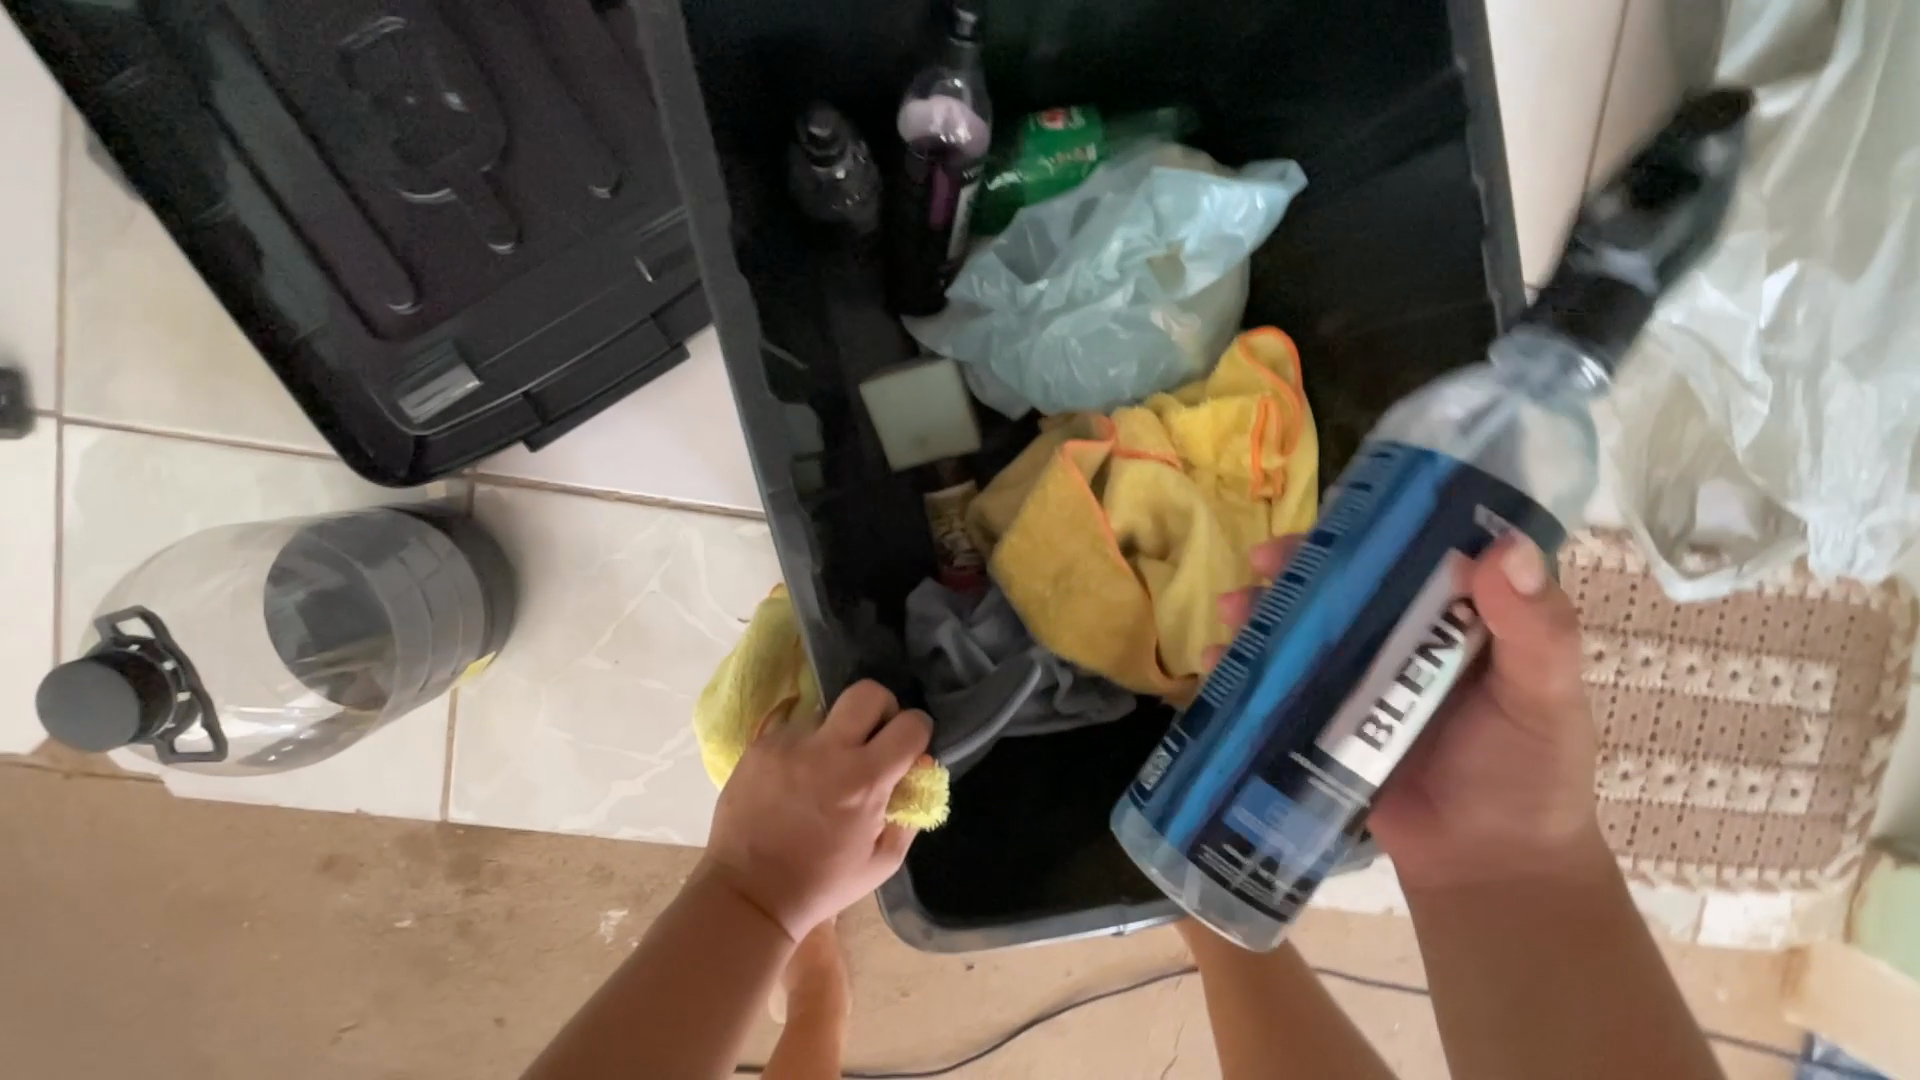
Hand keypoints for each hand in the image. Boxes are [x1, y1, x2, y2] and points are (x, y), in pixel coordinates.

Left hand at [700, 680, 932, 941]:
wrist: (748, 895)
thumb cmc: (823, 884)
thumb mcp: (884, 861)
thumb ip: (911, 811)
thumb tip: (921, 770)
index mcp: (864, 781)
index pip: (911, 724)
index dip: (918, 733)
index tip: (910, 748)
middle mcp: (828, 751)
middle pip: (869, 692)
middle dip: (882, 708)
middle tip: (875, 738)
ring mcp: (789, 744)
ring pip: (828, 712)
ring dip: (836, 733)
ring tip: (825, 769)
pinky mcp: (760, 746)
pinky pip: (795, 731)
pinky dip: (803, 748)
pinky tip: (795, 780)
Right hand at [1212, 534, 1598, 891]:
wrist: (1484, 863)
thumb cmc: (1528, 772)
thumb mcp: (1545, 696)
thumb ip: (1535, 630)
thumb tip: (1505, 548)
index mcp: (1454, 617)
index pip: (1409, 553)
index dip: (1371, 528)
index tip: (1335, 519)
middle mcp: (1398, 636)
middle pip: (1341, 585)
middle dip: (1296, 567)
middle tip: (1262, 559)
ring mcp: (1354, 677)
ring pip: (1301, 628)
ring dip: (1261, 610)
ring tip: (1231, 608)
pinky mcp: (1320, 716)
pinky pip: (1278, 681)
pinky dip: (1243, 667)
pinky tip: (1216, 661)